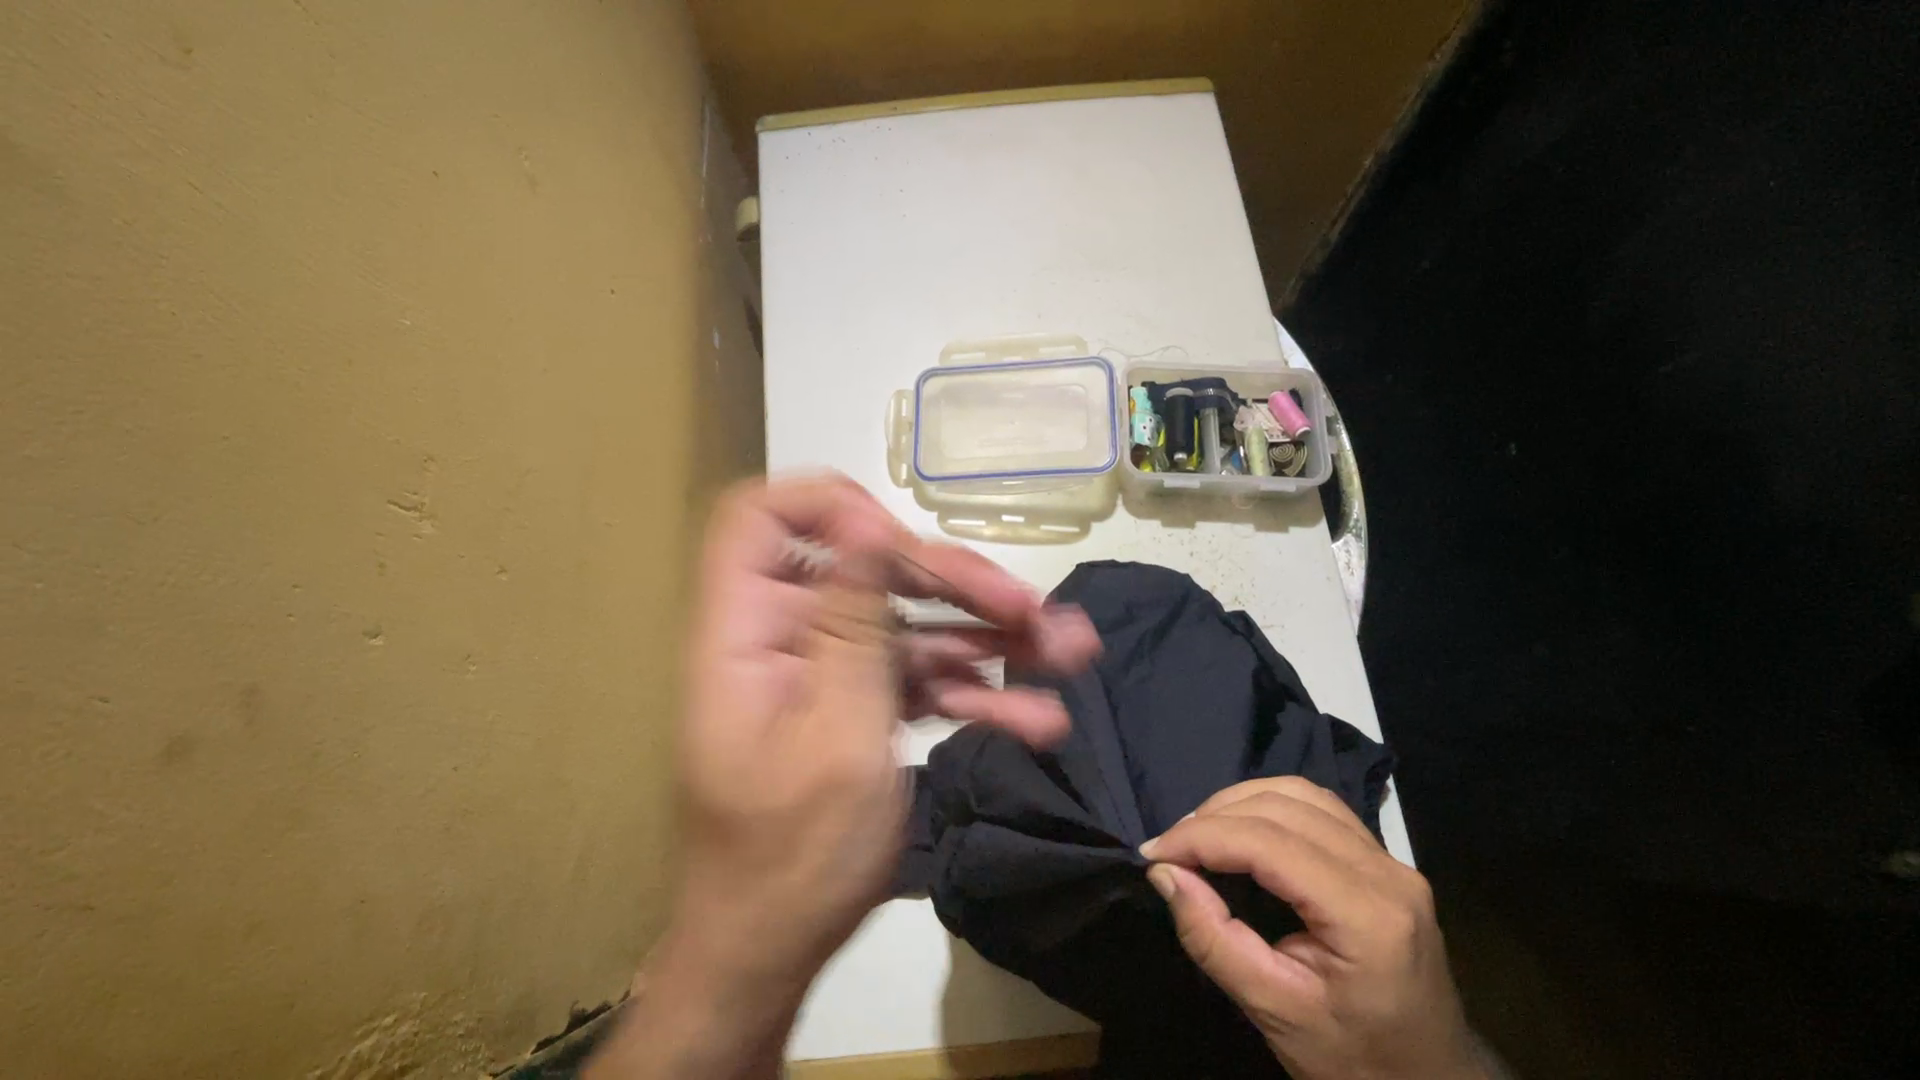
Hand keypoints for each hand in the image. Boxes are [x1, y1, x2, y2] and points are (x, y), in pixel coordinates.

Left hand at [589, 474, 1099, 1079]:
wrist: (772, 955)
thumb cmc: (792, 857)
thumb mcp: (837, 736)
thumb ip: (852, 623)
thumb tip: (864, 523)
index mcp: (748, 630)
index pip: (762, 518)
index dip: (831, 509)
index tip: (903, 543)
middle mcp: (785, 638)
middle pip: (869, 571)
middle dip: (956, 588)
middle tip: (1035, 614)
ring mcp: (825, 675)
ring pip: (910, 625)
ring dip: (988, 640)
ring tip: (1070, 653)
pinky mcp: (859, 711)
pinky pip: (919, 680)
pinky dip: (974, 695)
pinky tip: (1038, 720)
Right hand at [1142, 778, 1490, 1079]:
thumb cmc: (1354, 1061)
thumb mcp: (1275, 1012)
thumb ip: (1214, 940)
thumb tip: (1165, 873)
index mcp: (1368, 915)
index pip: (1270, 843)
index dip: (1203, 838)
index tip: (1153, 854)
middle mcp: (1387, 872)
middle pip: (1284, 806)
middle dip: (1214, 817)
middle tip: (1170, 850)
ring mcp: (1392, 861)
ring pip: (1302, 794)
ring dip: (1240, 803)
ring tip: (1198, 836)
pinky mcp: (1385, 861)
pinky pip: (1319, 808)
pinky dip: (1269, 806)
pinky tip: (1241, 830)